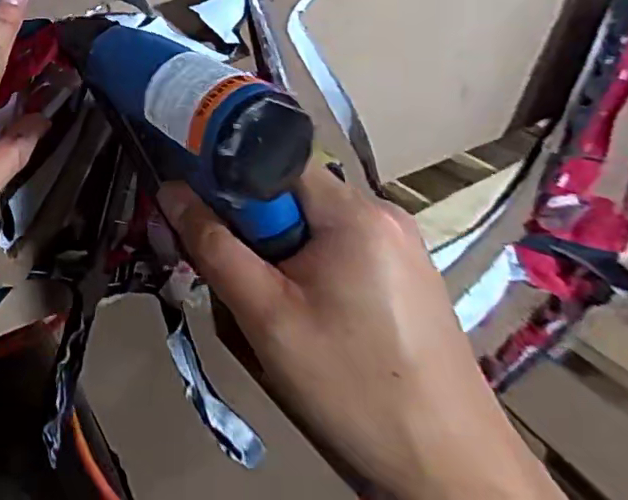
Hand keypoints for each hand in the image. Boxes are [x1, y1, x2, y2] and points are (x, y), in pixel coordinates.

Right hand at [160, 164, 560, 499]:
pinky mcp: (405, 280)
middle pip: (287, 196)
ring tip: (268, 311)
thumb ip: (212, 245)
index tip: (195, 215)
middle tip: (232, 282)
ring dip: (274, 258)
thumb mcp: (266, 316)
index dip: (226, 180)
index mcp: (356, 211)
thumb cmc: (356, 388)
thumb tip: (170, 191)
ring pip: (307, 228)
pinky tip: (304, 321)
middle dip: (249, 233)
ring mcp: (399, 248)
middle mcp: (383, 215)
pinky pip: (334, 253)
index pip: (271, 160)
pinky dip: (305, 273)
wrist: (457, 479)